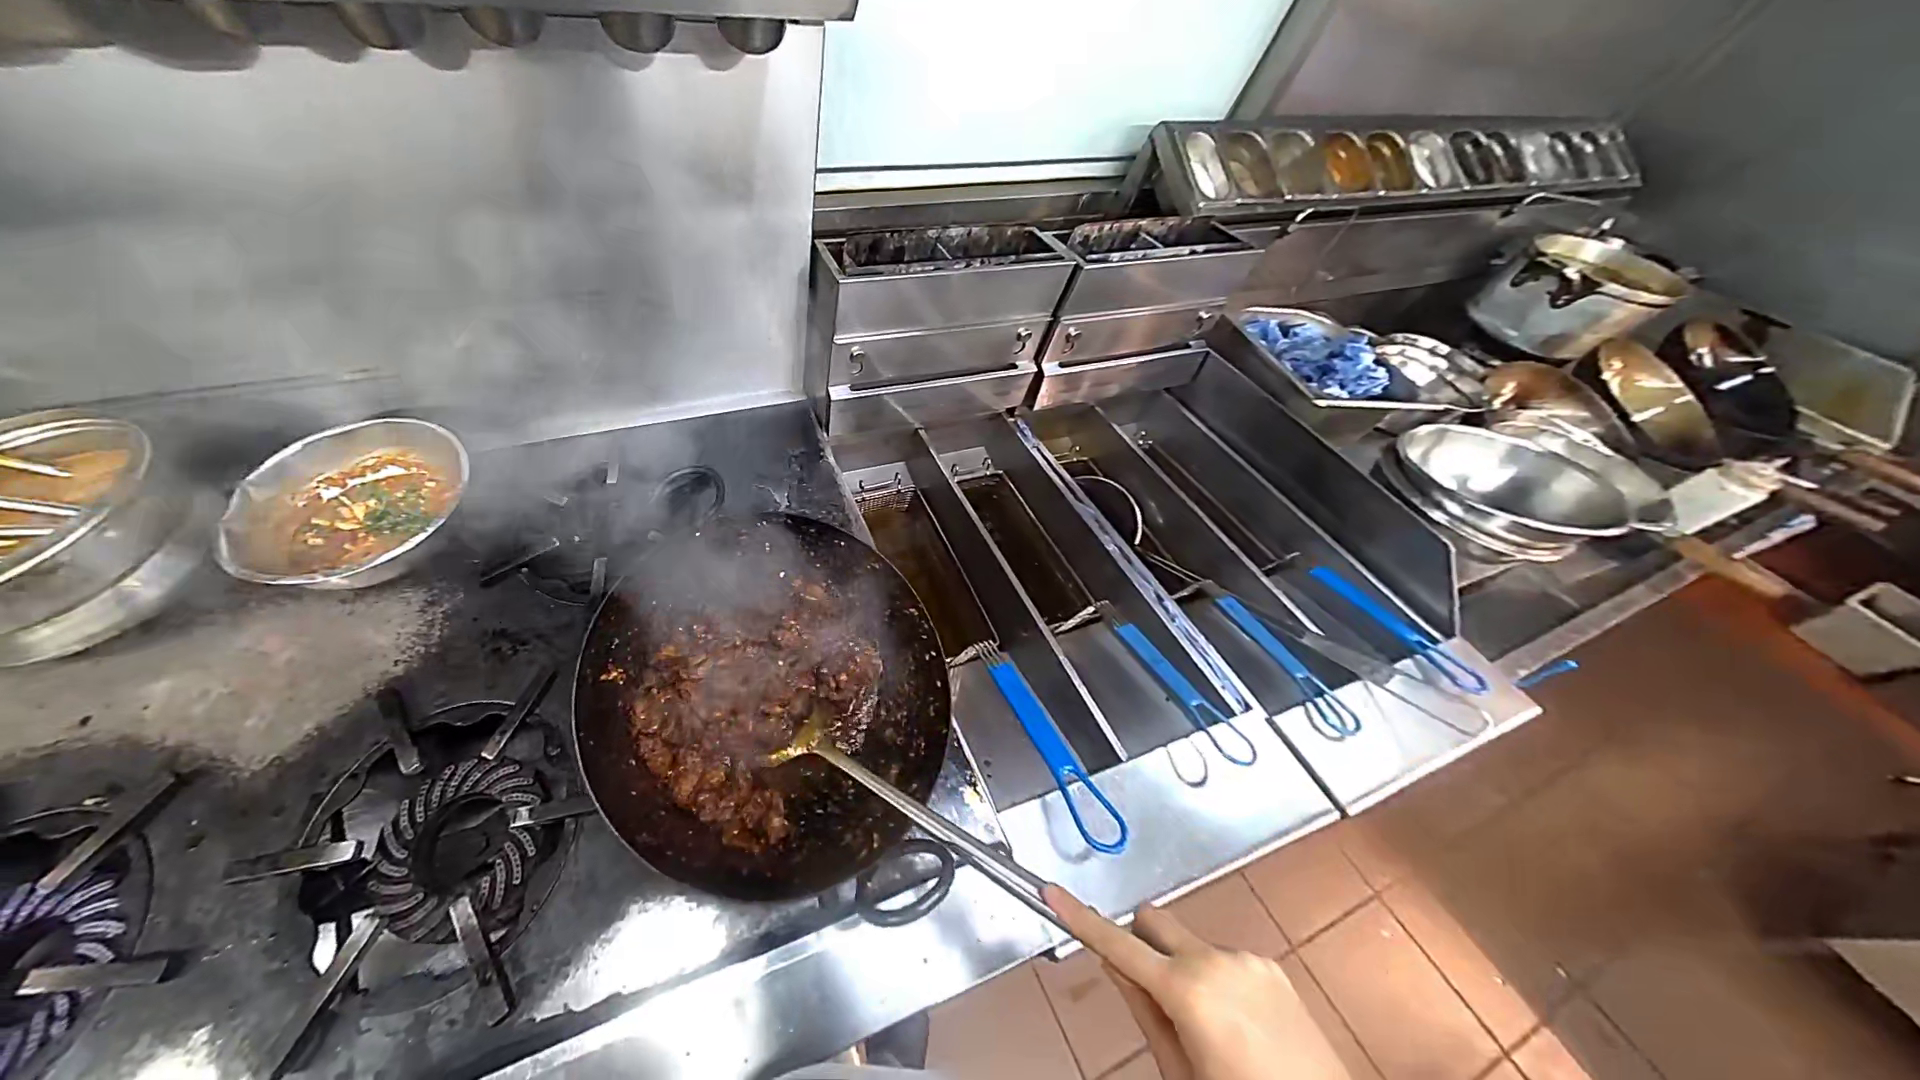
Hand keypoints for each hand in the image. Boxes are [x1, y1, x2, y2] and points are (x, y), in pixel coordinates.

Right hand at [1042, 884, 1350, 1079]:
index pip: (1118, 943)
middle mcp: (1217, 959)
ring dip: (1181, 967)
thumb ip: (1143, 1011)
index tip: (1052, 892)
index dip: (1080, 918)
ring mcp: (1249, 959)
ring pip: (1189, 943)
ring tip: (1206, 1029)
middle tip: (1148, 993)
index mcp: (1188, 990)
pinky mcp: (1272, 967)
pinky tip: (1236, 1025)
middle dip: (1140, 943)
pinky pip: (1223, 957)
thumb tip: (1115, 965)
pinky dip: (1214, 978)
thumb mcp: (1178, 1071)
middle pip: (1154, 921)